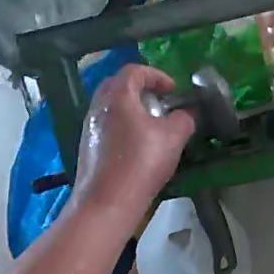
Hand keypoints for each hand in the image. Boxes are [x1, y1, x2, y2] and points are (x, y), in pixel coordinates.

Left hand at [70, 64, 196, 229]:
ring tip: (150, 126)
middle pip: (118, 85)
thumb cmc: (141, 163)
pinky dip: (122, 126)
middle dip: (141, 89)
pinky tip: (135, 146)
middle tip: (159, 103)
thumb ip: (184, 119)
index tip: (172, 90)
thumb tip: (187, 113)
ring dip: (131, 109)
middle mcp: (98, 107)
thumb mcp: (173, 138)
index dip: (156, 75)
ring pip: (110, 107)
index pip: (134, 71)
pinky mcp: (86, 147)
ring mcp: (89, 127)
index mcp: (118, 96)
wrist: (106, 202)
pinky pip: (106, 126)